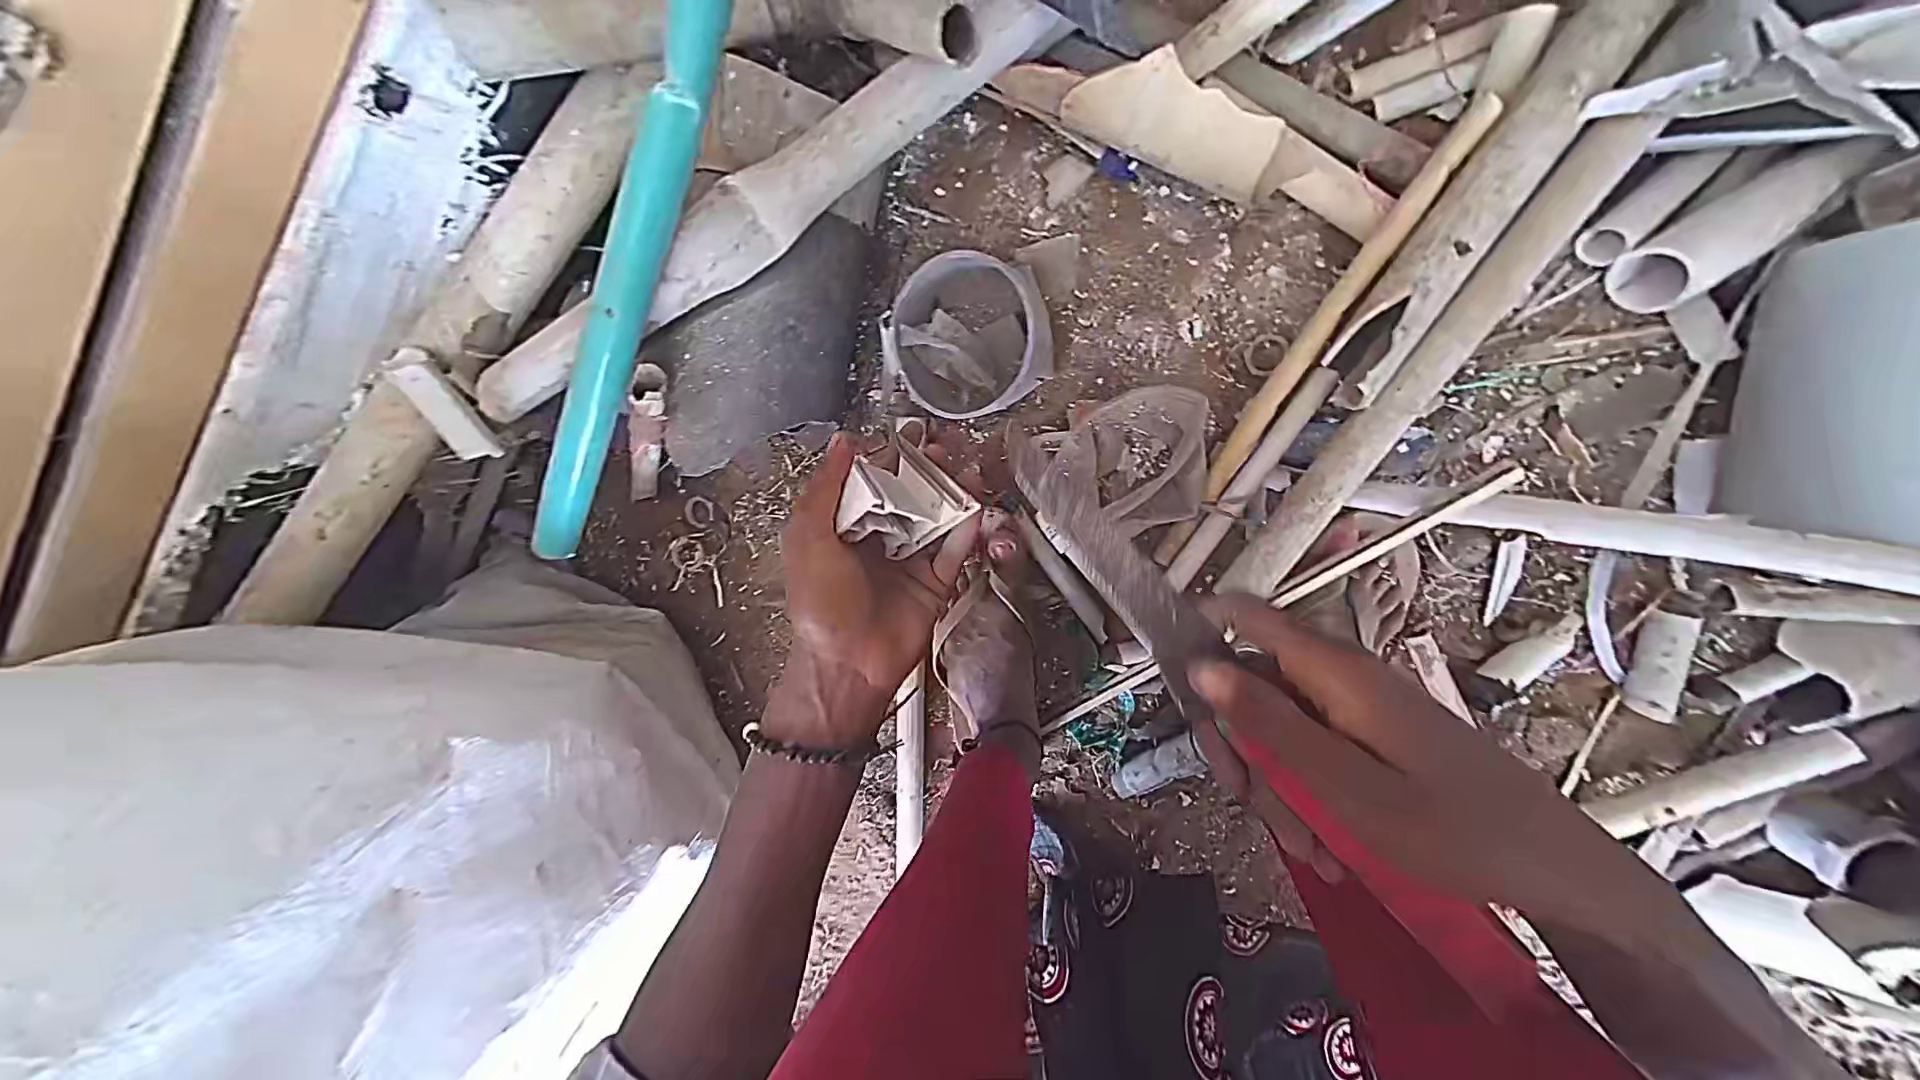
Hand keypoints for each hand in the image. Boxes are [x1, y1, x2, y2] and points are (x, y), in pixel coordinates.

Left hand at [774, 431, 979, 745]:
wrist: (847, 663)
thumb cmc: (819, 605)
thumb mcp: (807, 538)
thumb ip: (826, 488)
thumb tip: (843, 443)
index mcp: (846, 526)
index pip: (873, 481)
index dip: (891, 457)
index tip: (907, 436)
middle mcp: (881, 539)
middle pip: (912, 495)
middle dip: (927, 471)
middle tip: (940, 450)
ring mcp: (911, 560)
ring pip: (938, 519)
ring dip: (953, 493)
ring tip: (963, 471)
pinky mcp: (935, 582)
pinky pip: (955, 551)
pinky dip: (967, 530)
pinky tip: (974, 508)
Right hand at [1189, 596, 1654, 936]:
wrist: (1557, 873)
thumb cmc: (1455, 831)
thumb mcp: (1344, 785)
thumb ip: (1268, 722)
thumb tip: (1203, 669)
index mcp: (1335, 673)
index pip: (1247, 616)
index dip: (1200, 631)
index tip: (1175, 682)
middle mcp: (1341, 678)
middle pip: (1254, 686)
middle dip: (1242, 744)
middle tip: (1251, 799)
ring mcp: (1355, 707)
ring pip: (1278, 726)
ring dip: (1276, 782)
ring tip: (1306, 840)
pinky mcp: (1368, 734)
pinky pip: (1311, 750)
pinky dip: (1305, 791)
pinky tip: (1325, 837)